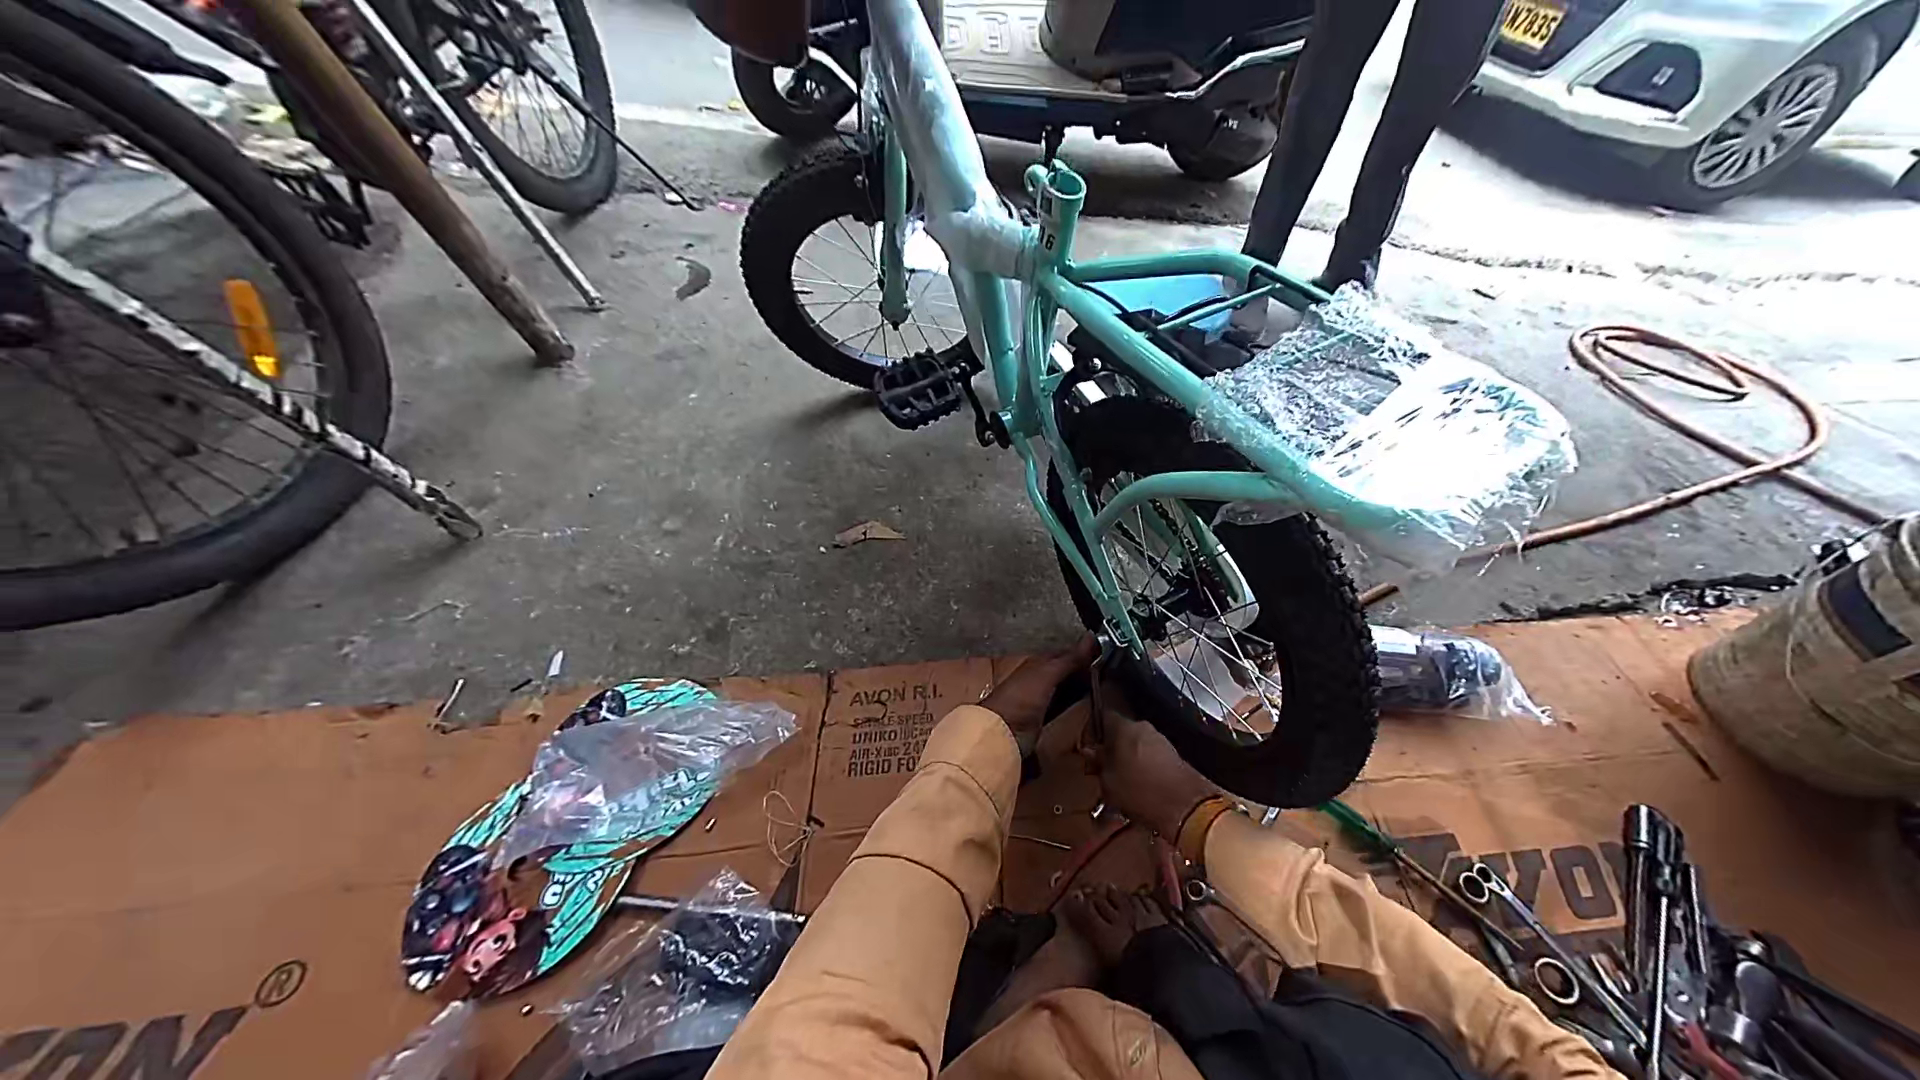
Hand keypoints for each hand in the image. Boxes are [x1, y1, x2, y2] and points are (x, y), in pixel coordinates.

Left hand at [978, 636, 1097, 755]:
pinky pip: (1065, 705)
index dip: (1086, 653)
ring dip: (1083, 687)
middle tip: (1113, 672)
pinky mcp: (1044, 718)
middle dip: (1086, 670)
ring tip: (1108, 687)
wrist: (1002, 732)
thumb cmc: (1021, 698)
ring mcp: (1042, 699)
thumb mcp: (1047, 674)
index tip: (1109, 653)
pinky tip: (1089, 705)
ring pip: (1068, 688)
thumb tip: (1092, 637)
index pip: (1067, 654)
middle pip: (1068, 671)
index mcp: (1038, 663)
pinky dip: (1076, 703)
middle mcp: (1040, 678)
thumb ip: (1070, 659)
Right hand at [1083, 674, 1219, 837]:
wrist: (1187, 809)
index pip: (1103, 715)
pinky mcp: (1175, 758)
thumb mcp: (1108, 781)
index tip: (1088, 746)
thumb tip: (1091, 753)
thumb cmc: (1142, 792)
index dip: (1093, 730)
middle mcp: (1144, 728)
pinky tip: (1139, 788)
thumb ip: (1098, 763)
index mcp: (1124, 727)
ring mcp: (1162, 742)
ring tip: (1120, 783)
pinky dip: (1143, 768)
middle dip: (1111, 748)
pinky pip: (1151, 757)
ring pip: (1136, 745)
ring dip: (1127, 759)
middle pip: (1121, 732)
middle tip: (1101, 768)